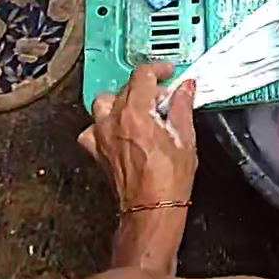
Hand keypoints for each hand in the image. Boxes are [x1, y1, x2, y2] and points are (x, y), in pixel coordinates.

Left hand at [79, 62, 197, 209]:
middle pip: (125, 87)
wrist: (152, 209)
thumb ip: (182, 106)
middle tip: (165, 97)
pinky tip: (119, 129)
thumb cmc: (169, 179)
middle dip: (147, 87)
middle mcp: (113, 121)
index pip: (142, 75)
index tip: (167, 72)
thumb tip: (185, 88)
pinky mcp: (97, 151)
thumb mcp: (185, 137)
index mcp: (135, 113)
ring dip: (122, 101)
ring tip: (140, 109)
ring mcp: (101, 136)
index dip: (157, 69)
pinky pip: (92, 129)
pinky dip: (104, 124)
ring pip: (104, 103)